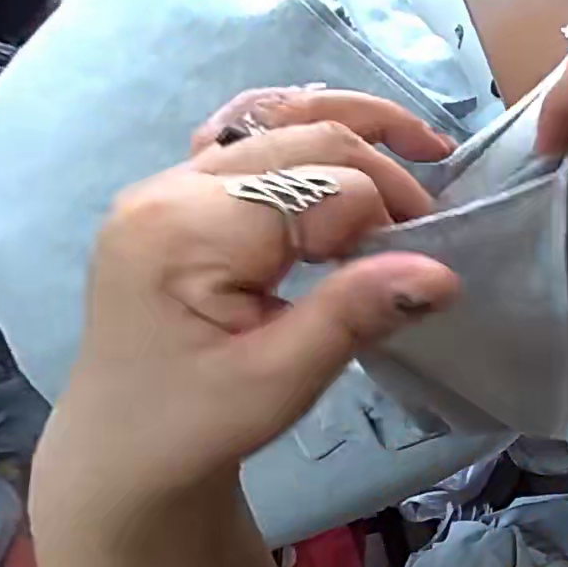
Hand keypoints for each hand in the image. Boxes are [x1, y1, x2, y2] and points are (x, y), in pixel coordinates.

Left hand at [31, 89, 461, 548]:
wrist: (125, 447)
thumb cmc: (196, 424)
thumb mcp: (281, 381)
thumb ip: (356, 314)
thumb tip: (442, 273)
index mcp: (189, 229)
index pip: (323, 189)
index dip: (385, 220)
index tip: (413, 271)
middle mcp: (172, 186)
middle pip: (307, 138)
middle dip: (383, 174)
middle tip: (428, 226)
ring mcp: (171, 184)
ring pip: (280, 119)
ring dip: (357, 128)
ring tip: (422, 146)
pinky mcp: (183, 198)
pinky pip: (253, 138)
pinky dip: (310, 135)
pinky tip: (347, 149)